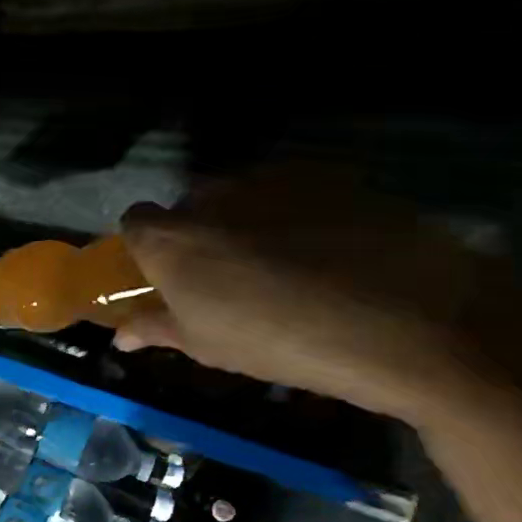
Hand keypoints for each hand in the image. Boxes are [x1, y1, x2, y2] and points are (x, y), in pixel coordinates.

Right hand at [115, 163, 521, 423]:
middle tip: (227, 279)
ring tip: (282, 267)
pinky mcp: (327, 174)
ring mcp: (272, 179)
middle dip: (197, 233)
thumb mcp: (209, 347)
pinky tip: (324, 252)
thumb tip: (121, 333)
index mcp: (174, 239)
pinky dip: (292, 214)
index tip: (166, 277)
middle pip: (189, 205)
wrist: (400, 318)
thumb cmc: (280, 343)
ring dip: (244, 222)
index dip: (146, 247)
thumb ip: (158, 328)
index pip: (135, 221)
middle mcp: (214, 196)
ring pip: (240, 196)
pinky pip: (289, 192)